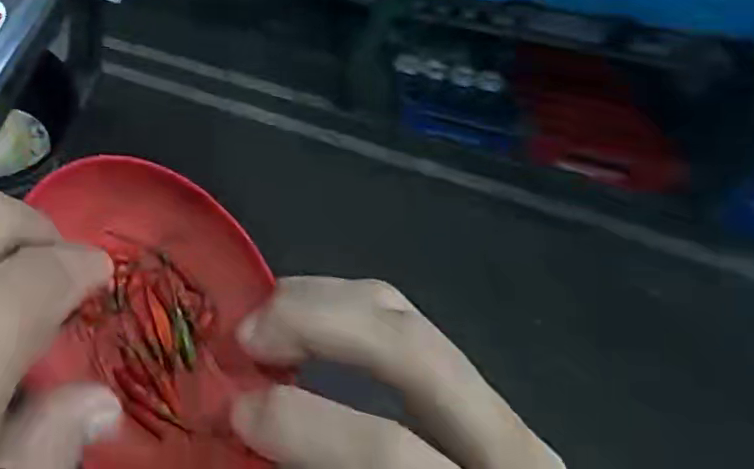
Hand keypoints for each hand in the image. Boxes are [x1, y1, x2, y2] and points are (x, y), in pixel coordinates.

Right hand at [230, 277, 561, 468]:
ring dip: (313, 301)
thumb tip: (245, 420)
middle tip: (243, 337)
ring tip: (260, 321)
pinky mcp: (476, 394)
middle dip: (308, 322)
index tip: (240, 414)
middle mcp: (514, 452)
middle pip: (409, 347)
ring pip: (399, 310)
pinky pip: (397, 319)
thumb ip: (314, 465)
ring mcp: (504, 415)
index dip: (301, 425)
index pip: (391, 450)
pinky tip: (297, 328)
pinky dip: (333, 307)